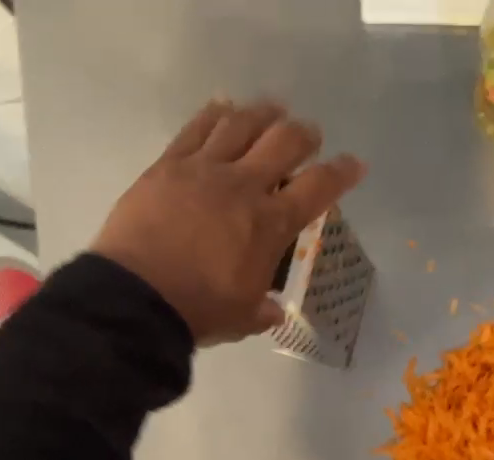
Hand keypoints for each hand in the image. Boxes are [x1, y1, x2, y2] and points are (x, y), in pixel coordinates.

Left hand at [90, 100, 366, 346]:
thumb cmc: (200, 311)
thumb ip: (263, 309)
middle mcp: (244, 186)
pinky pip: (197, 127)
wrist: (138, 297)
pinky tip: (224, 108)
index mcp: (271, 225)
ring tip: (273, 112)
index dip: (342, 173)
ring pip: (242, 123)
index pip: (318, 188)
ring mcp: (205, 169)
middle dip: (304, 134)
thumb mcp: (243, 317)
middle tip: (309, 136)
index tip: (355, 164)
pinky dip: (216, 114)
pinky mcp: (169, 164)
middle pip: (284, 141)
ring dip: (264, 114)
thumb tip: (273, 309)